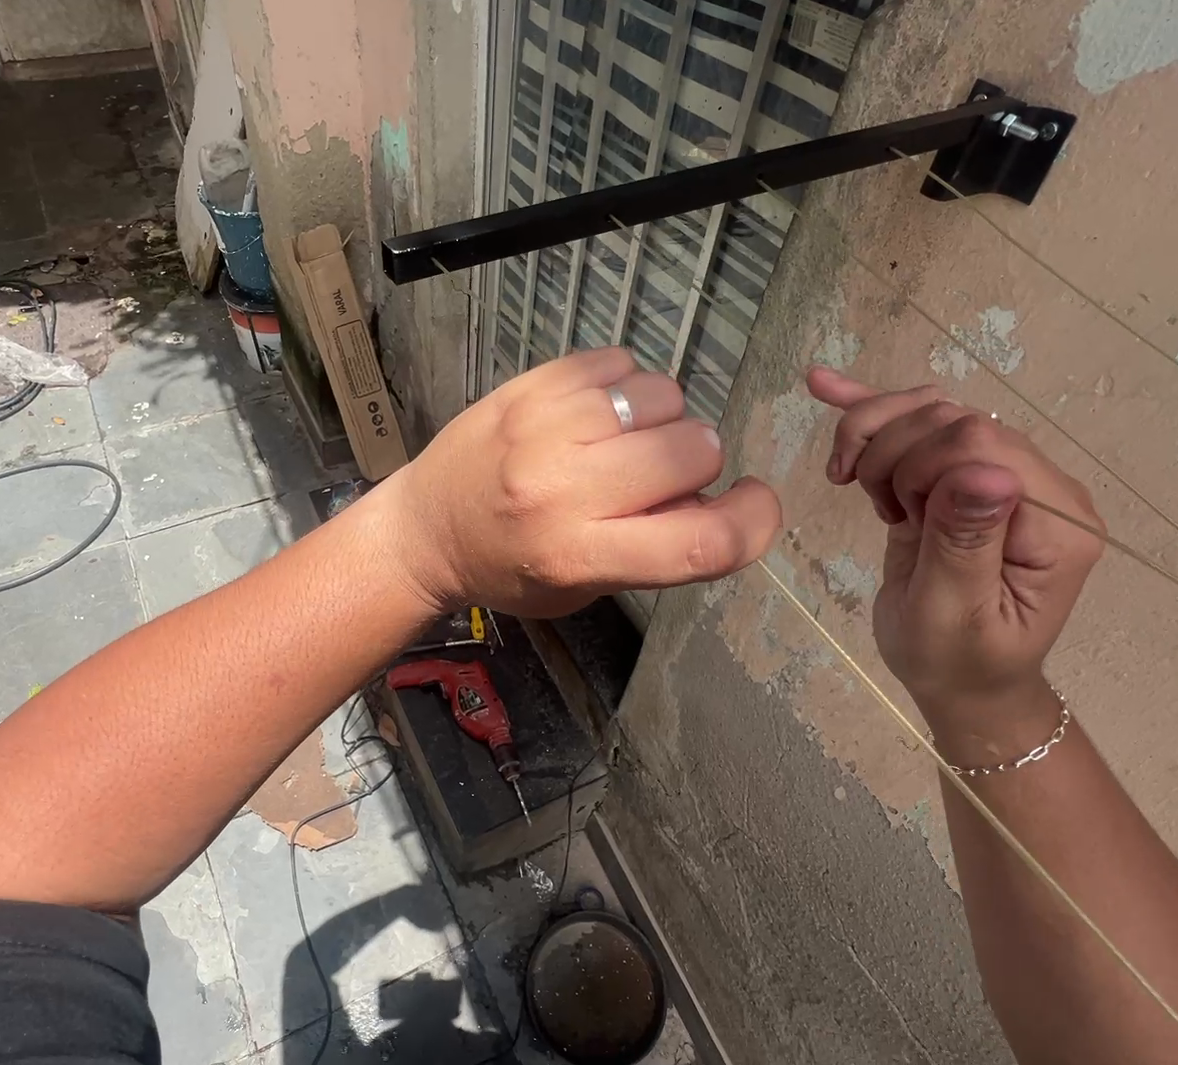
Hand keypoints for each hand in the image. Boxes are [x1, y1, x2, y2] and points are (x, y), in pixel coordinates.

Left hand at [377, 348, 782, 617]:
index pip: (701, 542)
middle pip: (693, 451)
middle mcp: (562, 488)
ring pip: (663, 396)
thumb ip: (653, 550)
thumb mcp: (582, 590)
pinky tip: (595, 414)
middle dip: (694, 466)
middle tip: (654, 479)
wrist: (423, 528)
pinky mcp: (529, 384)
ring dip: (659, 421)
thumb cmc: (508, 569)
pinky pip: (621, 361)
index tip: (751, 503)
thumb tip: (715, 495)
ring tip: (619, 442)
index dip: (754, 521)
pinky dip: (624, 386)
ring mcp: (543, 427)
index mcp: (579, 556)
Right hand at [806, 369, 1104, 744]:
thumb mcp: (954, 615)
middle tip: (885, 513)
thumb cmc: (958, 661)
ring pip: (925, 410)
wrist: (959, 679)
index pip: (981, 443)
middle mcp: (1037, 484)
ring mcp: (998, 474)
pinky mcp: (956, 475)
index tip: (899, 521)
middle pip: (949, 417)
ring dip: (873, 440)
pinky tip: (823, 385)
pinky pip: (914, 423)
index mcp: (1054, 521)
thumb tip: (982, 470)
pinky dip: (866, 407)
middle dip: (893, 456)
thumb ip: (966, 542)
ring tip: (856, 484)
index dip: (919, 468)